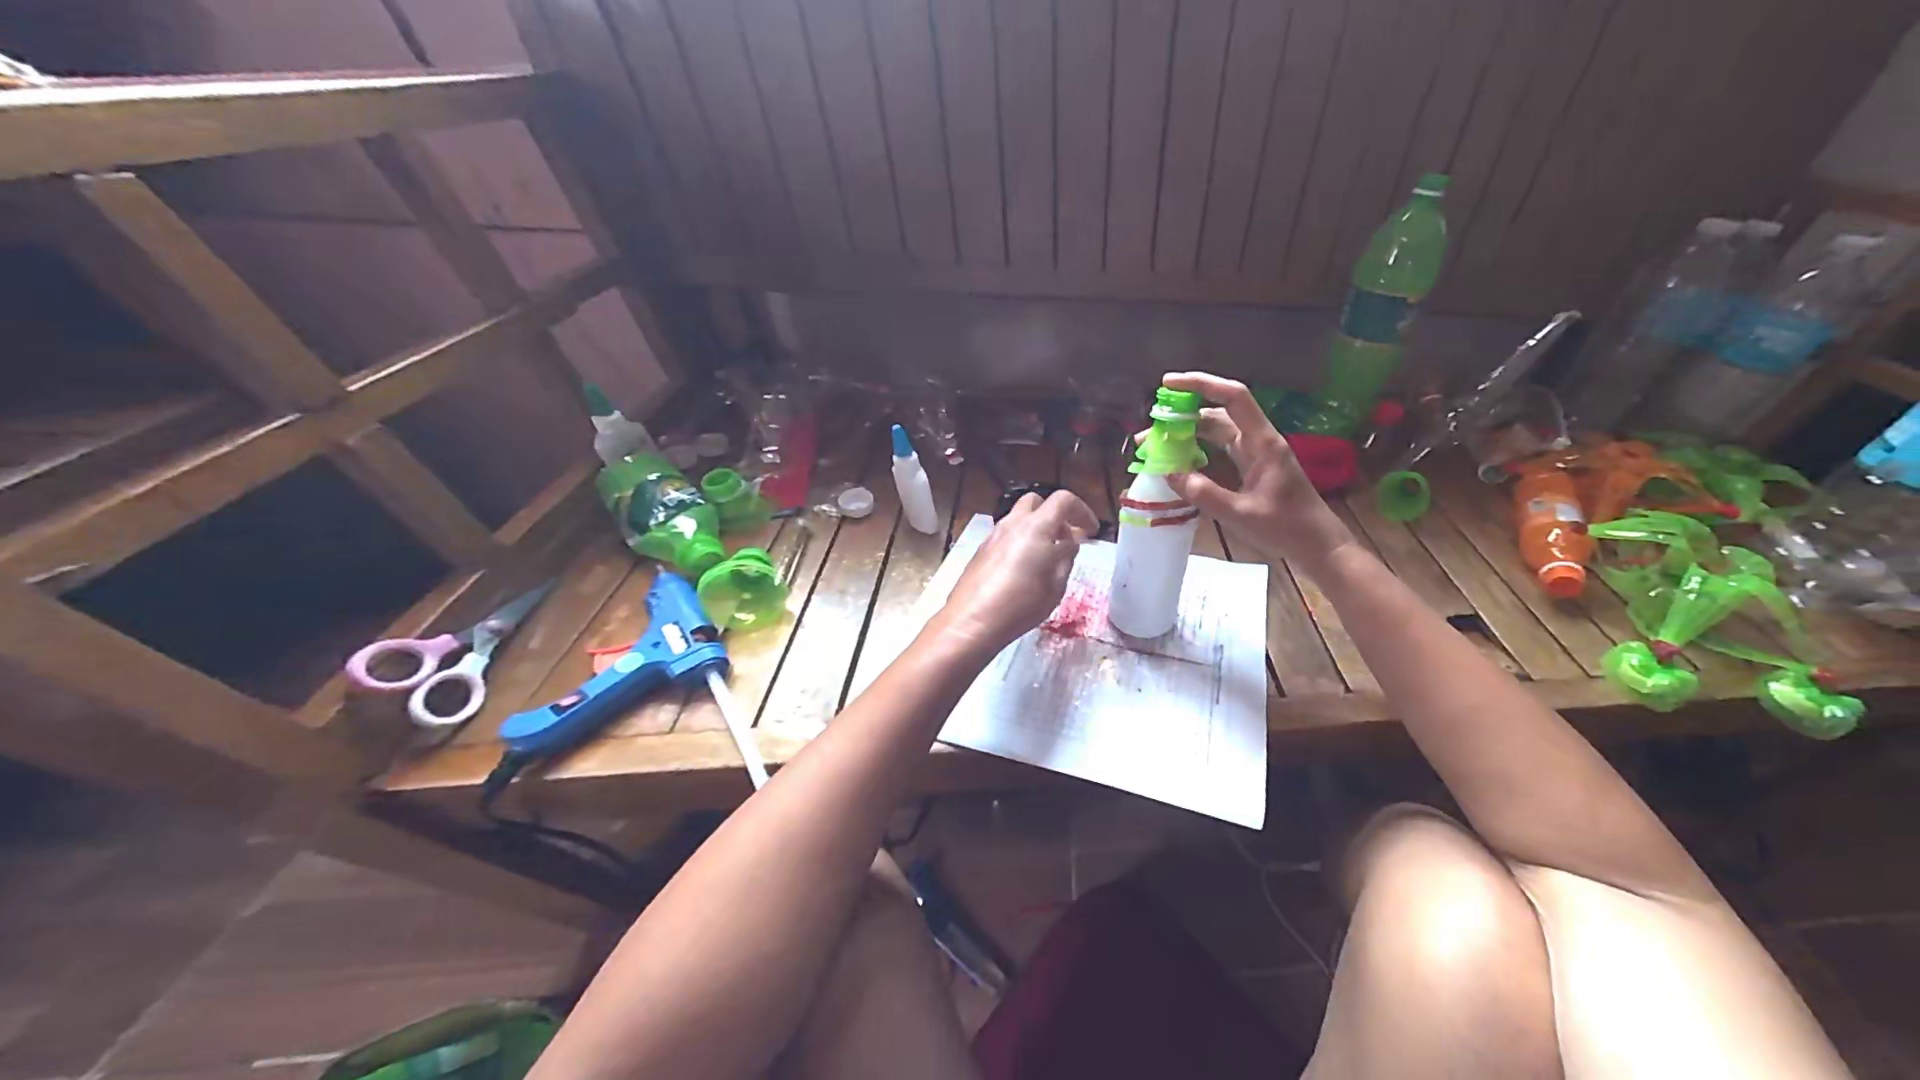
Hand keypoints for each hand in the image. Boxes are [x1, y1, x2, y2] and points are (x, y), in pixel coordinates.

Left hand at [929, 490, 1097, 654]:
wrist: (971, 621)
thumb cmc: (1020, 606)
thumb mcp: (1056, 585)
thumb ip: (1066, 557)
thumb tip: (1069, 542)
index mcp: (1036, 527)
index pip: (1064, 500)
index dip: (1082, 511)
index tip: (1090, 531)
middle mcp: (1013, 524)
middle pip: (1037, 501)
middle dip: (1055, 514)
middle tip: (1066, 539)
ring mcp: (993, 535)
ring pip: (1019, 517)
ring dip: (1036, 527)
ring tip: (1045, 555)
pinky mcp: (981, 549)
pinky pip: (1006, 534)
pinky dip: (1020, 539)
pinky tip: (1023, 566)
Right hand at [1155, 371, 1356, 568]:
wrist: (1318, 546)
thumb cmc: (1287, 528)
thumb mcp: (1240, 514)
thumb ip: (1204, 493)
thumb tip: (1169, 473)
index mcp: (1262, 443)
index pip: (1232, 398)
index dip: (1201, 384)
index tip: (1167, 384)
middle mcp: (1258, 441)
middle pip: (1218, 414)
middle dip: (1182, 415)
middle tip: (1150, 429)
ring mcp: (1255, 454)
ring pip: (1217, 432)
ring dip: (1187, 433)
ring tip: (1157, 445)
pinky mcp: (1252, 468)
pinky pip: (1220, 449)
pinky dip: (1197, 449)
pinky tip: (1178, 460)